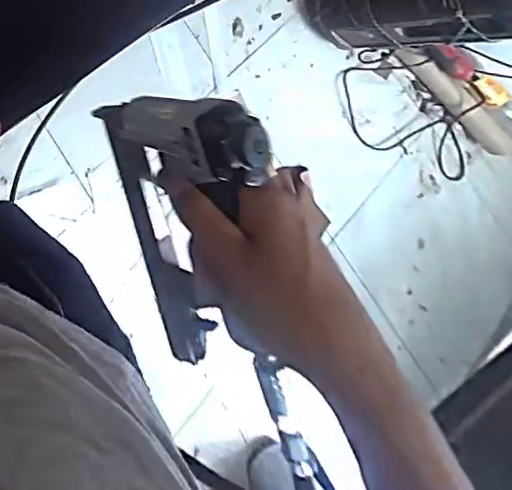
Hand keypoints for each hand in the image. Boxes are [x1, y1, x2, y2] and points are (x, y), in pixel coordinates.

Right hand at [165, 168, 390, 386]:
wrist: (337, 349)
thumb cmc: (282, 303)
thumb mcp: (224, 257)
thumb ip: (196, 213)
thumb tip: (175, 181)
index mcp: (267, 189)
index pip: (219, 162)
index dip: (194, 181)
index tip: (182, 207)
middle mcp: (286, 197)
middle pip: (230, 196)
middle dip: (210, 228)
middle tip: (206, 262)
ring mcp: (298, 221)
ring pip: (243, 223)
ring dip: (226, 250)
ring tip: (223, 285)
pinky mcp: (302, 246)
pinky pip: (261, 242)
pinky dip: (246, 261)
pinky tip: (244, 293)